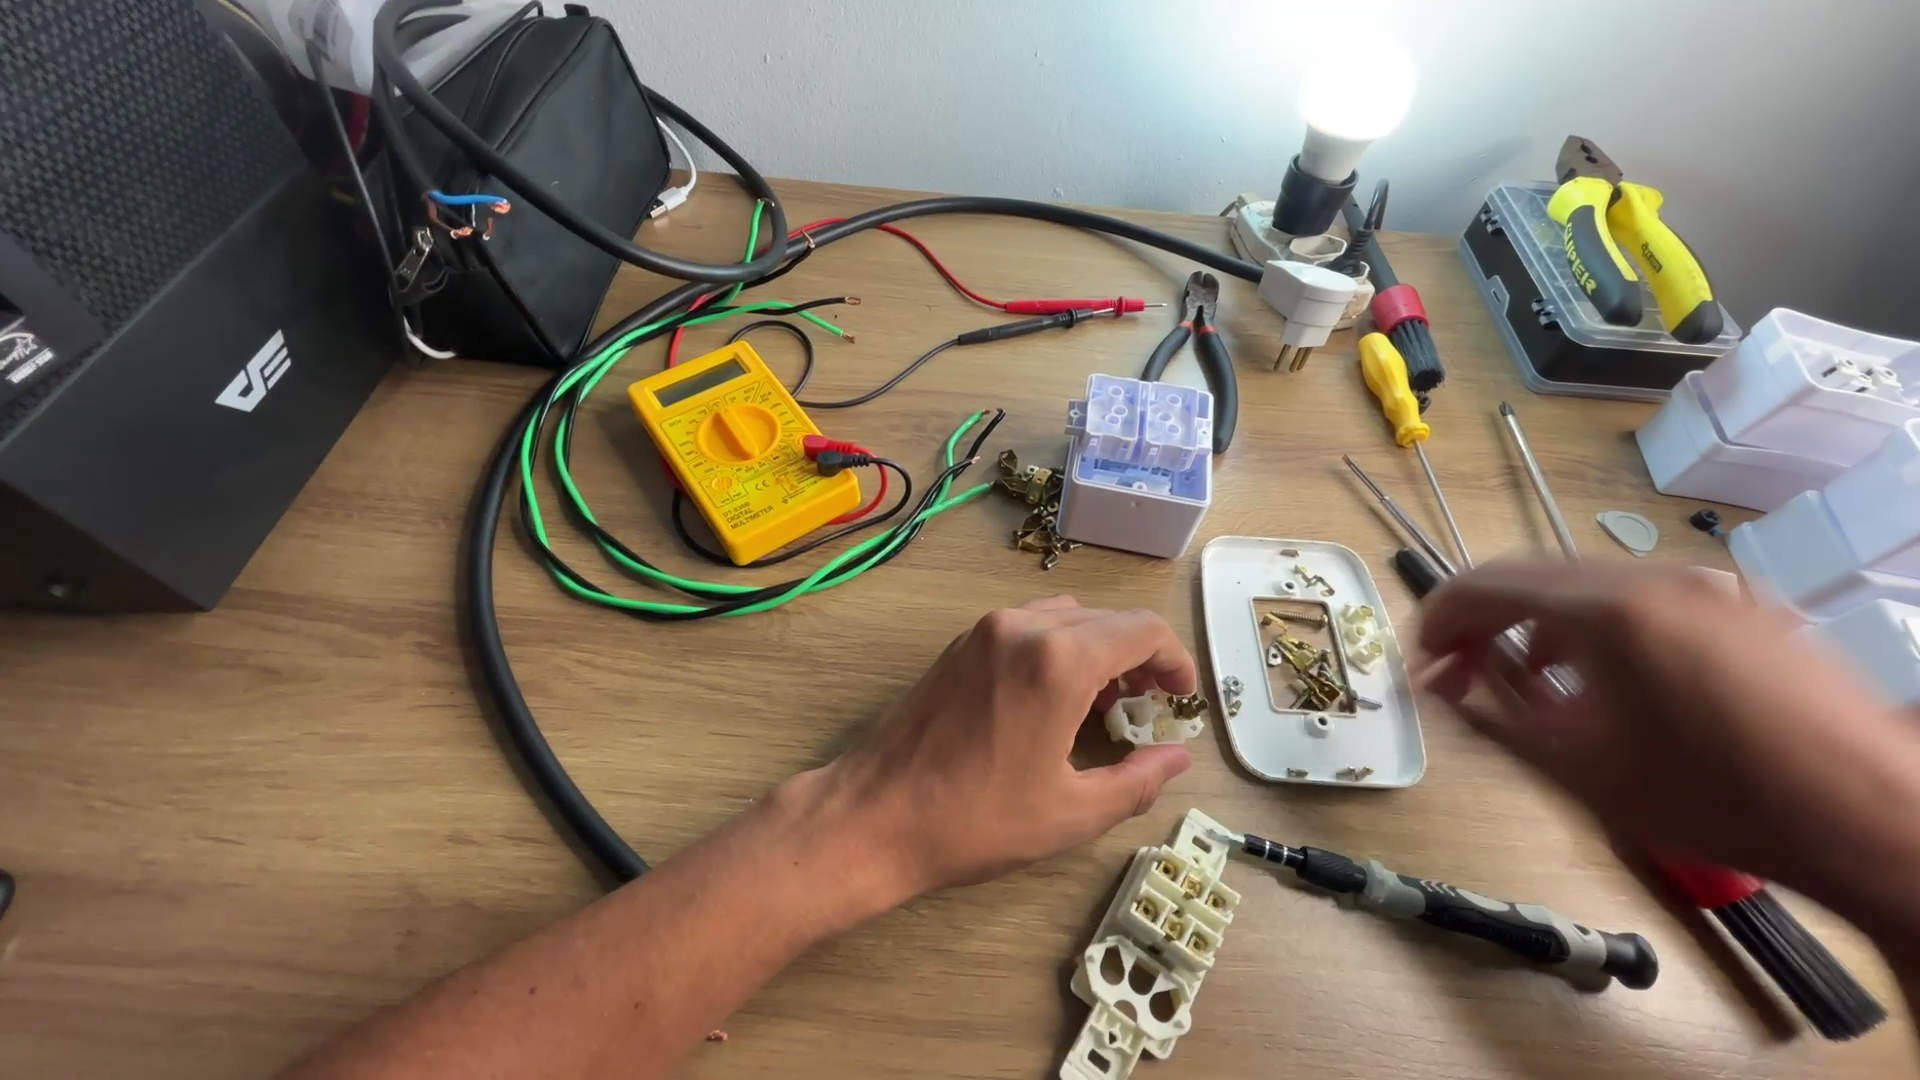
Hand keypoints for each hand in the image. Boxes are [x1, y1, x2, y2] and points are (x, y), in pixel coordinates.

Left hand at [790, 596, 1196, 900]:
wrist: (874, 815)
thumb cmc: (976, 820)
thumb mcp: (1071, 813)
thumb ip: (1137, 780)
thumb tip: (1176, 758)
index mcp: (1058, 660)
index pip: (1143, 630)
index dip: (1175, 660)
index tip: (1180, 698)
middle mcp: (1023, 626)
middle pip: (1107, 619)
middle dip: (1140, 656)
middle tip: (1149, 705)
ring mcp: (986, 629)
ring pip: (1067, 617)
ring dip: (1099, 649)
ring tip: (1105, 703)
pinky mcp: (961, 642)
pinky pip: (1028, 625)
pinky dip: (1059, 647)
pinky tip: (1054, 696)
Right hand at [1418, 560, 1919, 937]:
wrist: (1887, 826)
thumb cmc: (1717, 801)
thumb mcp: (1577, 768)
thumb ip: (1490, 717)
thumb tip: (1435, 689)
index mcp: (1608, 609)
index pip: (1485, 583)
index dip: (1436, 618)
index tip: (1419, 660)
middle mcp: (1655, 578)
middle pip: (1532, 576)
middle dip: (1480, 620)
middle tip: (1455, 669)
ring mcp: (1708, 586)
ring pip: (1585, 584)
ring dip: (1534, 623)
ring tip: (1525, 679)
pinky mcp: (1745, 606)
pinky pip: (1640, 597)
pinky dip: (1593, 626)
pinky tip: (1600, 676)